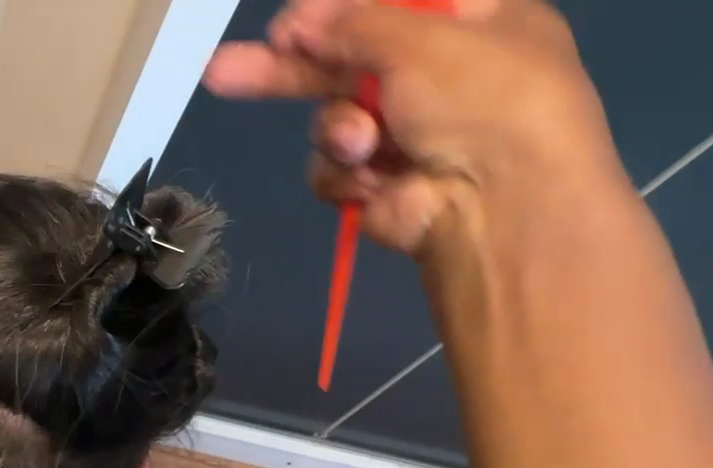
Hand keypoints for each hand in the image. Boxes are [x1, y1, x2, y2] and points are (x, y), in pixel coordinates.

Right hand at [203, 0, 624, 254]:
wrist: (492, 203)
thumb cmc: (481, 100)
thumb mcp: (423, 40)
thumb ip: (355, 24)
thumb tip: (295, 18)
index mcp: (466, 22)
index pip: (386, 7)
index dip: (334, 14)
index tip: (288, 25)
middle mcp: (429, 74)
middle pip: (340, 64)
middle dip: (283, 70)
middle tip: (221, 71)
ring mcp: (399, 131)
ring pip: (329, 120)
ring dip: (338, 132)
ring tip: (362, 146)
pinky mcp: (372, 180)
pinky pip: (330, 168)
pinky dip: (344, 174)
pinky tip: (372, 180)